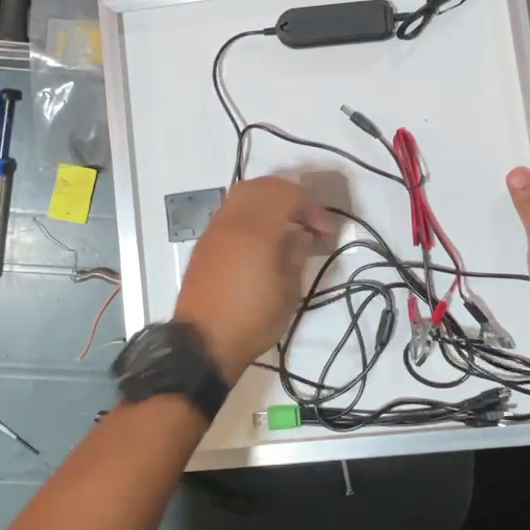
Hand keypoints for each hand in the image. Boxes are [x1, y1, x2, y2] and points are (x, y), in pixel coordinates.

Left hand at [174, 177, 334, 383]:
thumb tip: (300, 234)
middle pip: (265, 186)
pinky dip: (251, 211)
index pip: (289, 196)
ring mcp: (215, 228)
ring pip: (244, 193)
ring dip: (269, 200)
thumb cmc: (252, 319)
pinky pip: (231, 210)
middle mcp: (233, 220)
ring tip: (286, 224)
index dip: (313, 208)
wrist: (203, 343)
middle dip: (292, 197)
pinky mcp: (205, 241)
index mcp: (257, 230)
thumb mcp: (288, 291)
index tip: (326, 232)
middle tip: (308, 221)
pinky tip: (263, 236)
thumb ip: (296, 253)